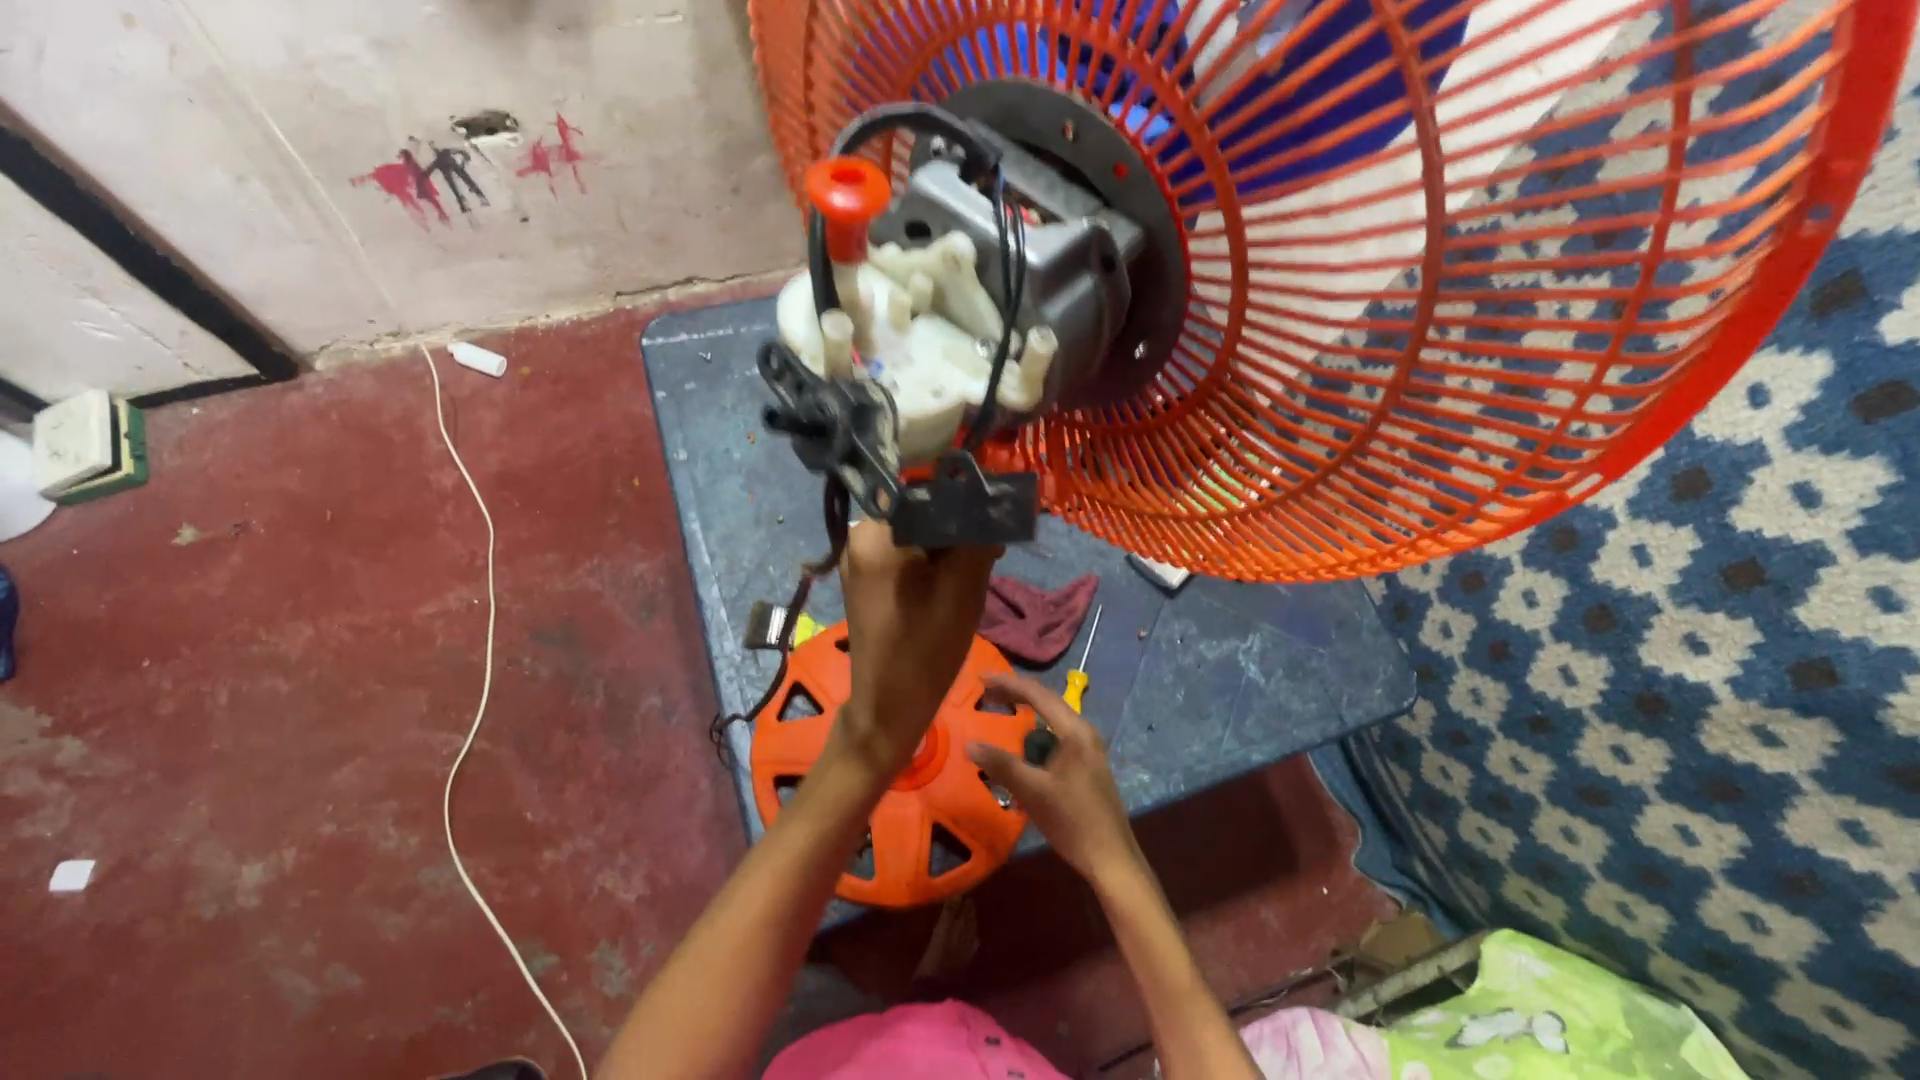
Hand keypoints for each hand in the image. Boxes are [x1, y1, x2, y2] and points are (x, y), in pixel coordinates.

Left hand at [832, 521, 1000, 780]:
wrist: (889, 707)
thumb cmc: (925, 651)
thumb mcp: (962, 590)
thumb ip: (977, 537)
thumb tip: (996, 502)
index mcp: (874, 535)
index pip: (929, 492)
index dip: (968, 500)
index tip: (998, 518)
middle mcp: (859, 536)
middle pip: (922, 511)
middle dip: (960, 526)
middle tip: (992, 553)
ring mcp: (860, 558)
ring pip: (918, 532)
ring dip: (950, 546)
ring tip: (976, 570)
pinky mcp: (867, 577)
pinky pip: (907, 552)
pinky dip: (934, 561)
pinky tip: (955, 582)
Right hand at [966, 673, 1143, 883]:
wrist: (1111, 858)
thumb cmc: (1073, 821)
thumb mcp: (1033, 791)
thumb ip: (1002, 765)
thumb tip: (970, 744)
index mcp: (1075, 731)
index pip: (1038, 694)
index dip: (1008, 684)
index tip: (980, 679)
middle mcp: (1084, 733)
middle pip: (1046, 703)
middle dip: (1015, 697)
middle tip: (984, 695)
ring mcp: (1088, 750)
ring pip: (1050, 724)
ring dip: (1024, 720)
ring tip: (998, 717)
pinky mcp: (1086, 767)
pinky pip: (1055, 741)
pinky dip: (1034, 741)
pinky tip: (1020, 754)